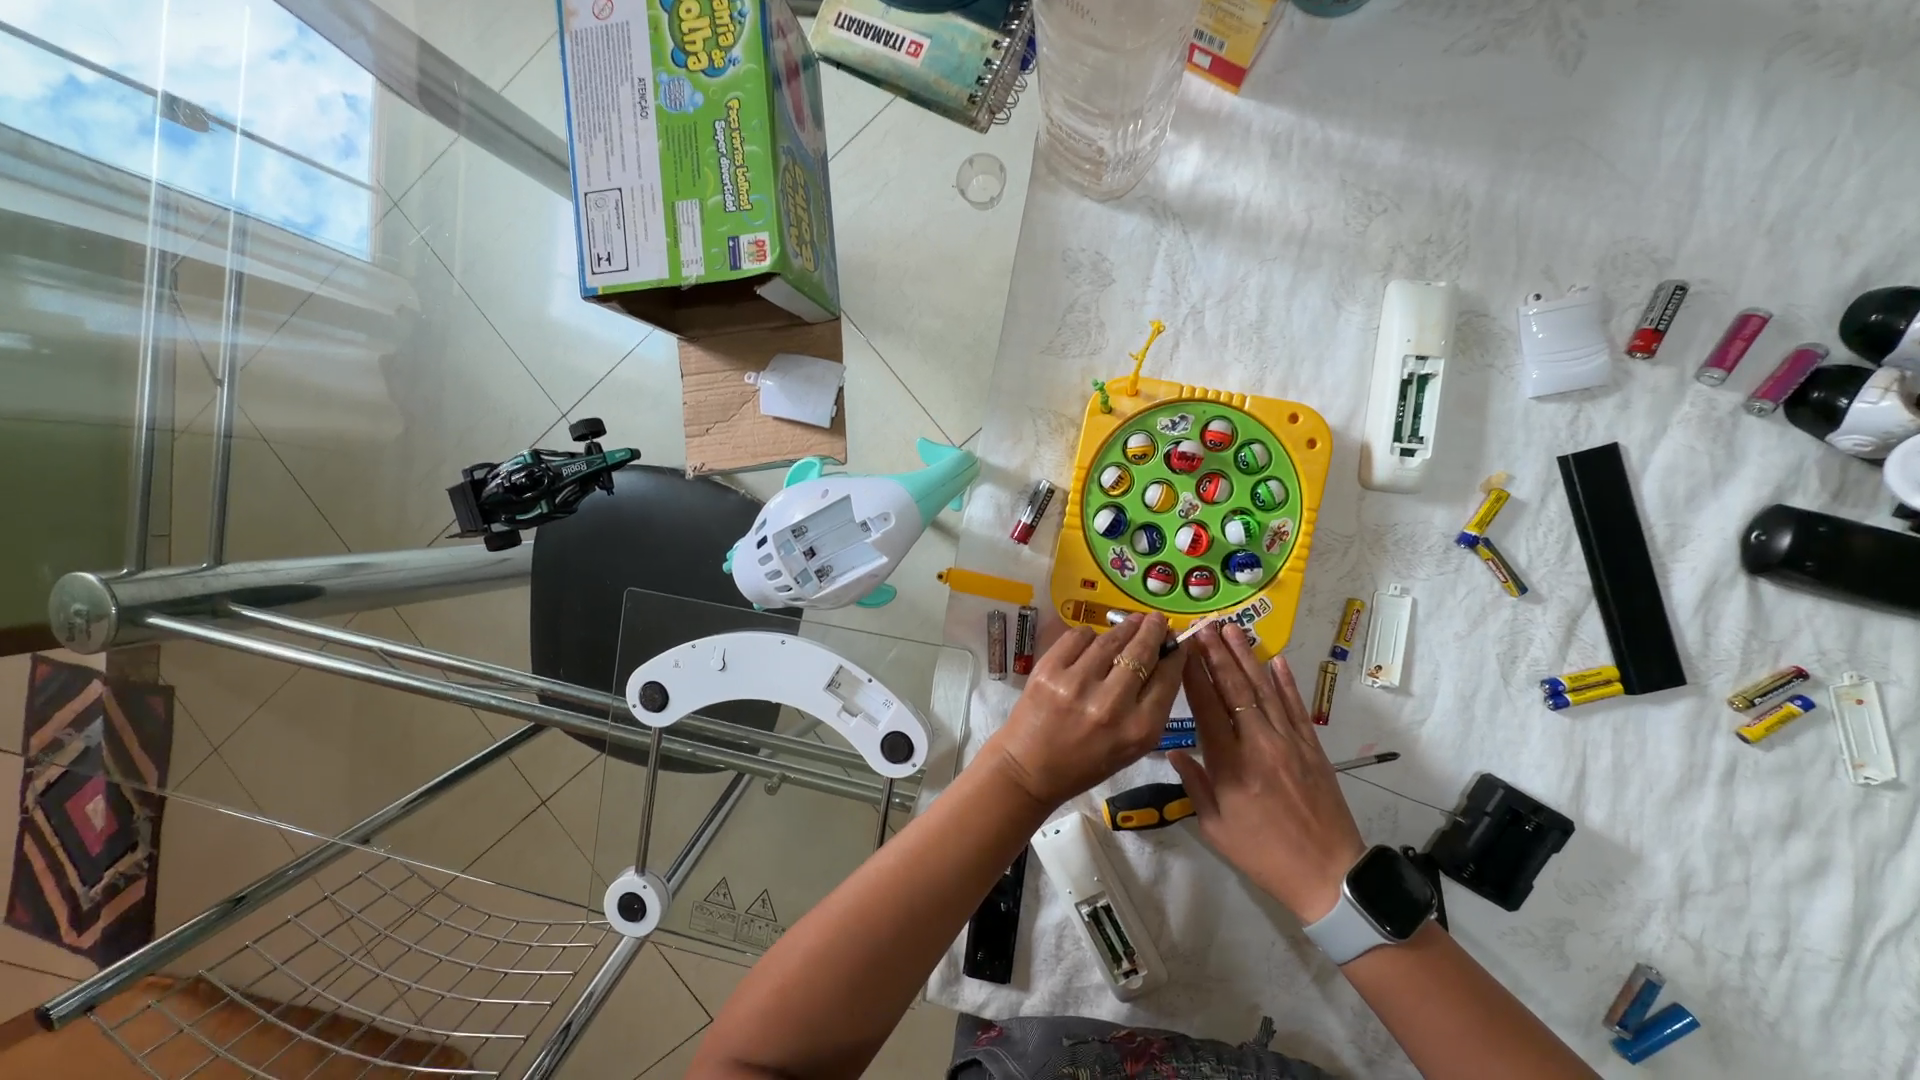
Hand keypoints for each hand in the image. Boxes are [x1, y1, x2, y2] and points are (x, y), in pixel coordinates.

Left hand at [984, 614, 1184, 808]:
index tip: (1177, 640)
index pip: (1167, 678)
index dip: (1175, 654)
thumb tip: (1164, 659)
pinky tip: (1093, 639)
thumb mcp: (1131, 745)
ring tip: (1133, 622)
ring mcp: (1076, 684)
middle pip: (1141, 653)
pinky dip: (1090, 635)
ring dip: (1125, 628)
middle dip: (1153, 631)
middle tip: (1157, 619)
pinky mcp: (1048, 671)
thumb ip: (1150, 706)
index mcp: (1139, 729)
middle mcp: (1110, 705)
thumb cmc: (1086, 763)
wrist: (1029, 769)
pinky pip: (1078, 637)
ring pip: (1110, 640)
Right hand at [1168, 623, 1365, 923]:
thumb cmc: (1262, 854)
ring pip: (1265, 691)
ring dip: (1247, 658)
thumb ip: (1194, 784)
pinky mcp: (1312, 748)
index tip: (1184, 649)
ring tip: (1233, 631)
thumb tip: (1173, 751)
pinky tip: (1276, 661)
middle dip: (1218, 655)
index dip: (1195, 675)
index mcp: (1230, 765)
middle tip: (1205, 626)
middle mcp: (1259, 744)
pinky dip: (1285, 683)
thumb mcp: (1215, 827)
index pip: (1207, 708)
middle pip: (1235, 690)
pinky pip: (1296, 707)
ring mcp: (1289, 742)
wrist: (1327, 873)